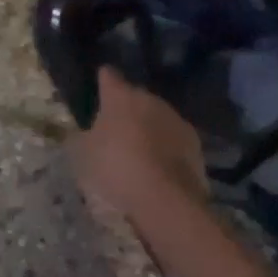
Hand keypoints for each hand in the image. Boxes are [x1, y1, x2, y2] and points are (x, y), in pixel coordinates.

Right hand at [66, 67, 206, 215]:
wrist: (167, 202)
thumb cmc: (117, 168)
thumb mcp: (82, 152)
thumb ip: (81, 135)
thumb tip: (81, 131)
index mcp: (120, 94)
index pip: (108, 75)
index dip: (102, 82)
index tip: (98, 92)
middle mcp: (150, 99)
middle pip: (135, 97)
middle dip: (127, 110)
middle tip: (116, 131)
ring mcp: (176, 121)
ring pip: (157, 118)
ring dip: (149, 128)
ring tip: (140, 153)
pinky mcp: (196, 146)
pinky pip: (174, 140)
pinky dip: (167, 148)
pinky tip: (159, 168)